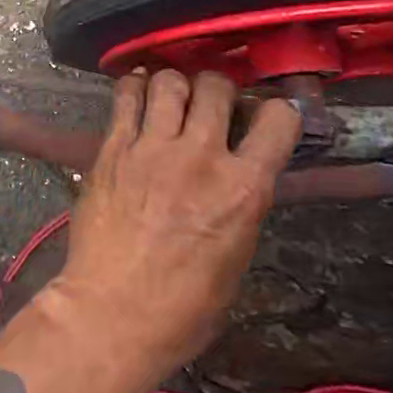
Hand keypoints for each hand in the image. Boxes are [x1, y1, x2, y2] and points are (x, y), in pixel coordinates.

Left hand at [48, 68, 299, 387]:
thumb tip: (236, 177)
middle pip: (216, 87)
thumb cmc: (184, 304)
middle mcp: (201, 157)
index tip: (262, 116)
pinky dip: (133, 87)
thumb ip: (239, 203)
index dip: (275, 111)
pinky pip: (125, 98)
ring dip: (174, 84)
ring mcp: (151, 148)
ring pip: (169, 82)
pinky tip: (136, 90)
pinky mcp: (113, 149)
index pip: (279, 118)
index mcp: (244, 188)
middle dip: (217, 88)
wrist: (114, 310)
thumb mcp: (235, 255)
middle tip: (209, 103)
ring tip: (169, 97)